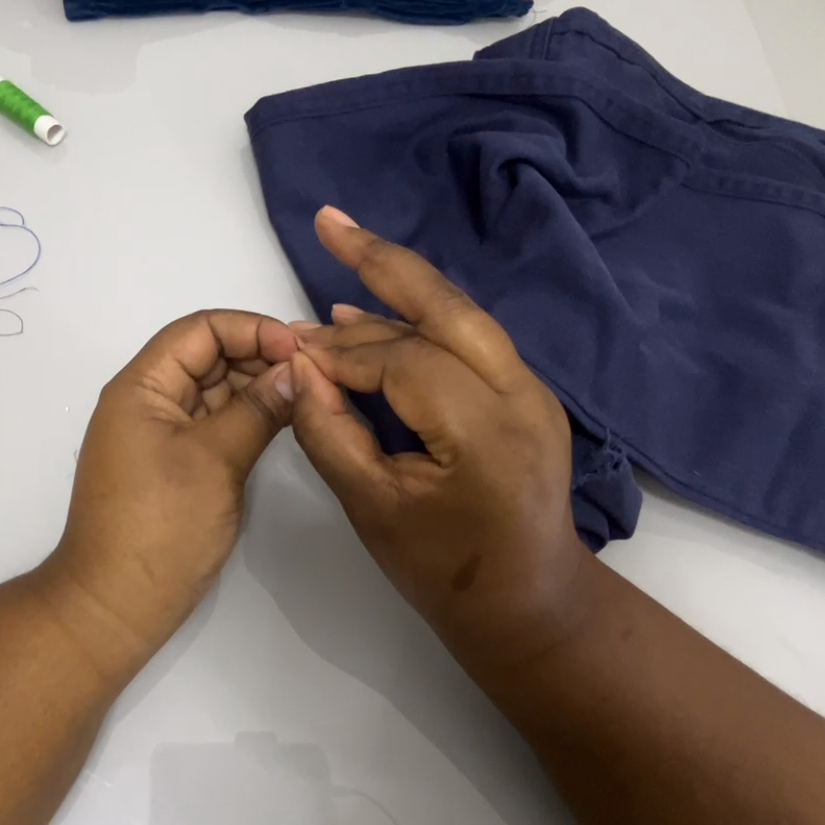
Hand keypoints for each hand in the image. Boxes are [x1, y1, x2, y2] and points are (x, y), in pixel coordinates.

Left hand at [45, 311, 298, 661]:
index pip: (200, 330)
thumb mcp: (215, 460)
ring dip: (257, 386)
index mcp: (143, 386)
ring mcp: (161, 433)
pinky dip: (246, 416)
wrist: (116, 603)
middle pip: (207, 355)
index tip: (299, 350)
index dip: (251, 329)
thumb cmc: (161, 526)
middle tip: (312, 373)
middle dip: (258, 355)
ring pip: (214, 390)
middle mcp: (148, 400)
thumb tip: (297, 370)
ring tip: (305, 394)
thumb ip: (258, 409)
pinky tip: (283, 419)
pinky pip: (213, 423)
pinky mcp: (175, 462)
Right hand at [288, 206, 593, 668]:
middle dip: (382, 259)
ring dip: (401, 286)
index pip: (401, 360)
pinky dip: (422, 321)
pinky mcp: (526, 394)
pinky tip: (380, 315)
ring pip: (461, 315)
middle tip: (328, 220)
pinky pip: (469, 341)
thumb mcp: (373, 508)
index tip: (292, 351)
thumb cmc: (444, 570)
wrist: (529, 603)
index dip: (340, 352)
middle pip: (446, 306)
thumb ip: (331, 432)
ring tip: (344, 252)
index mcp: (483, 429)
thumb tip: (301, 369)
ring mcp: (531, 390)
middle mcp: (519, 393)